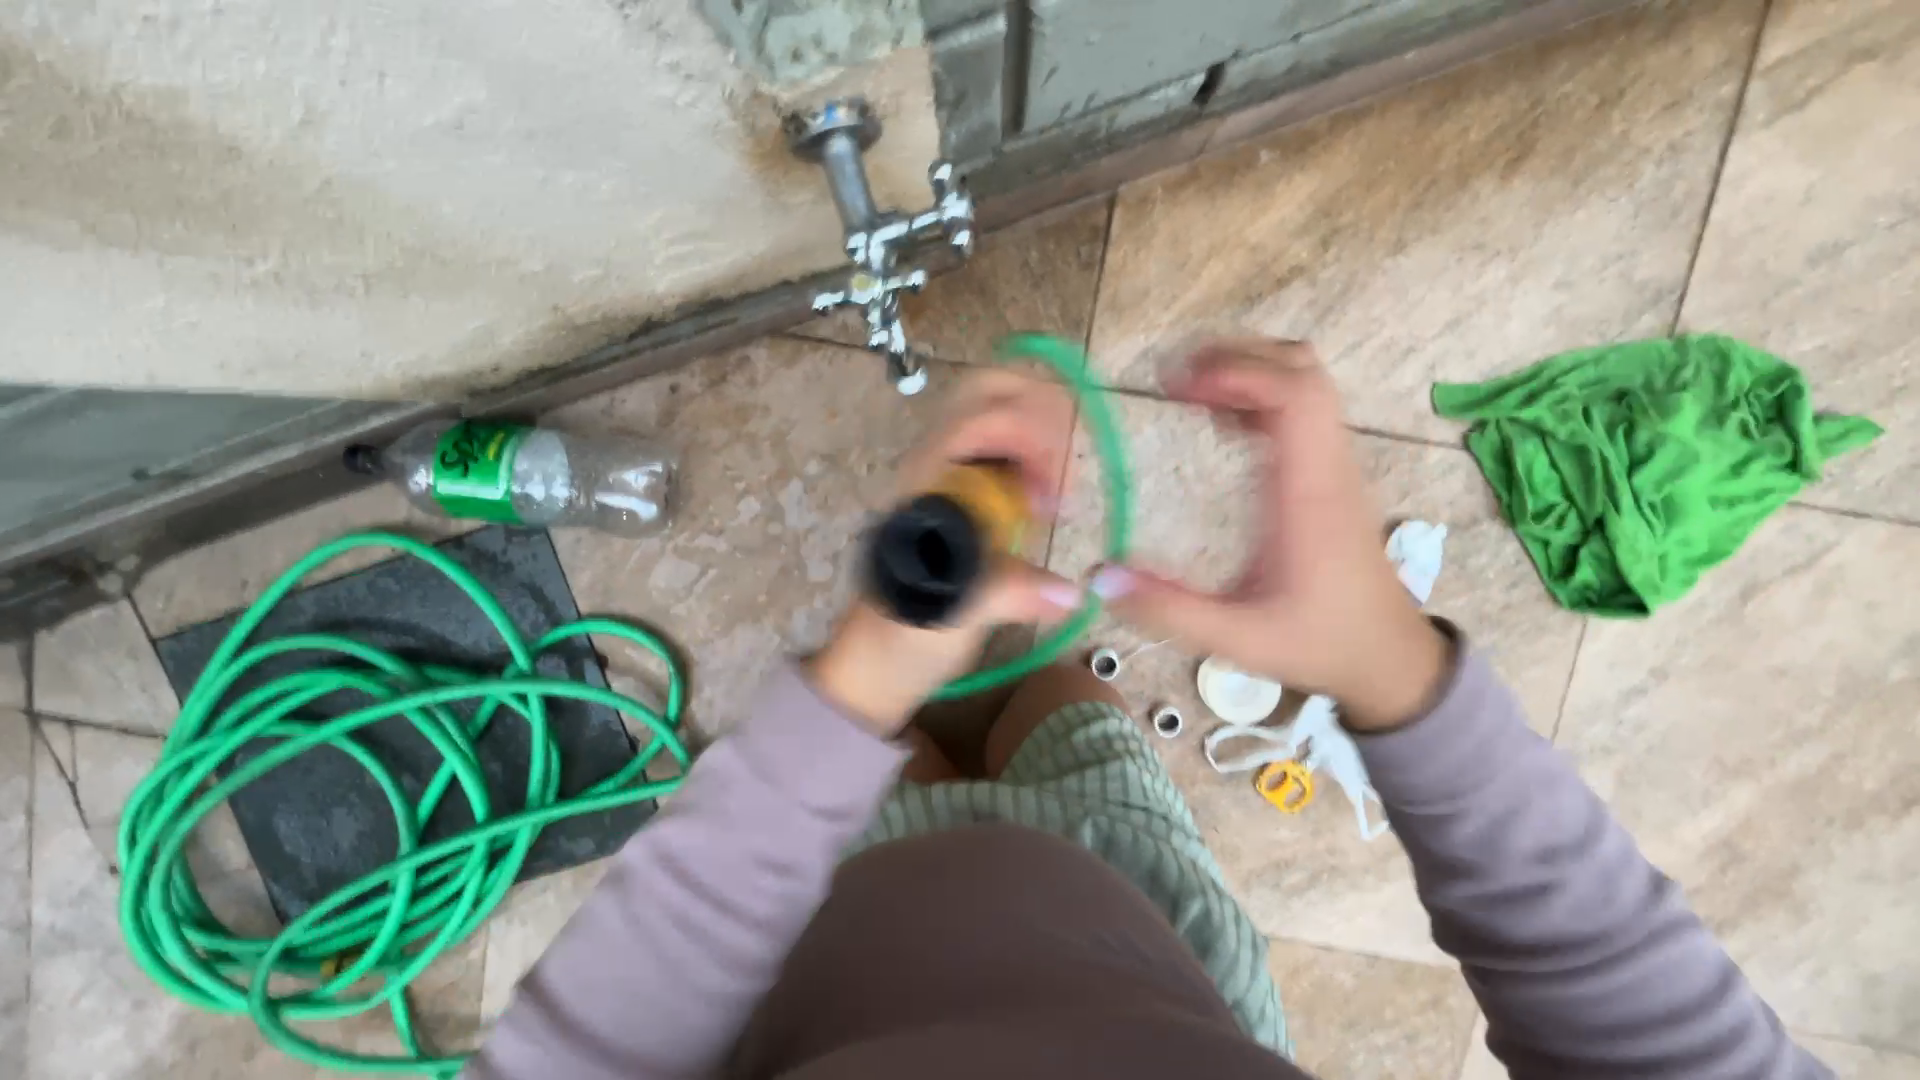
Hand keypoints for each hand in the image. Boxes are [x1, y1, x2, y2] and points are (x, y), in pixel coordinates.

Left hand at [809, 371, 1079, 734]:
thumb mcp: (946, 617)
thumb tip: (1068, 591)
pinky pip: (1009, 451)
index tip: (1057, 502)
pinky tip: (1048, 506)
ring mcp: (953, 478)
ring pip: (1003, 413)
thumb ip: (1001, 595)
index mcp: (926, 482)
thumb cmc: (901, 639)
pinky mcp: (969, 498)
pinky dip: (1040, 459)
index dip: (1034, 441)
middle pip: (991, 390)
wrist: (875, 664)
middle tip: (1067, 470)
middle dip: (1042, 412)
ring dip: (1044, 434)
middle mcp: (937, 465)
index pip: (985, 417)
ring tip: (1059, 494)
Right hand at [1092, 339, 1450, 731]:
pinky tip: (1219, 426)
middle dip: (1237, 356)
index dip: (1239, 371)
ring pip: (1305, 381)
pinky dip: (1258, 396)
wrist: (1389, 659)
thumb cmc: (1319, 643)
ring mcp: (1334, 465)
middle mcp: (1328, 465)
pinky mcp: (1330, 475)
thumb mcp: (1240, 639)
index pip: (1296, 395)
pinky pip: (1301, 409)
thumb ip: (1169, 611)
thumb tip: (1100, 578)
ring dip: (1248, 370)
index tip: (1180, 386)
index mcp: (1310, 493)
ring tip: (1189, 392)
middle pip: (1302, 368)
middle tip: (1175, 379)